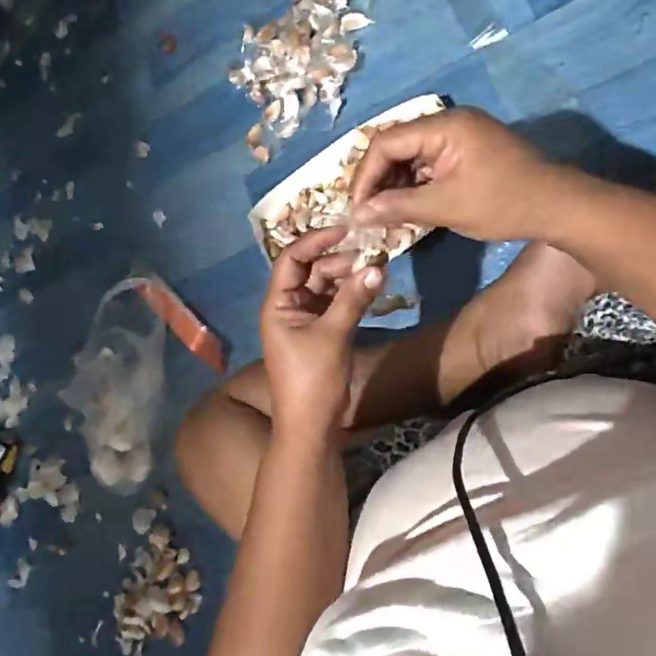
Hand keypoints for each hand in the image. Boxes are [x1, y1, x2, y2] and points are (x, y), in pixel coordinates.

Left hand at [260, 226, 387, 437]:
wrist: (311, 425)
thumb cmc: (312, 379)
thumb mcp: (333, 335)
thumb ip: (354, 298)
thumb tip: (378, 265)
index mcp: (277, 304)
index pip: (291, 259)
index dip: (316, 241)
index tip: (346, 229)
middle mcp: (287, 307)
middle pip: (311, 270)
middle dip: (339, 260)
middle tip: (371, 254)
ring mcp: (304, 319)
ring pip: (325, 286)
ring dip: (348, 276)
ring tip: (378, 267)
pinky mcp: (320, 332)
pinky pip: (335, 303)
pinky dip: (351, 294)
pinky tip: (373, 286)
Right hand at [349, 107, 571, 240]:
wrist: (561, 208)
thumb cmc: (504, 203)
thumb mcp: (445, 208)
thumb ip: (397, 207)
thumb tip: (357, 214)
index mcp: (444, 126)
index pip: (386, 142)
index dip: (365, 176)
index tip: (357, 207)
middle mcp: (449, 122)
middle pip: (395, 146)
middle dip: (377, 180)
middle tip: (366, 211)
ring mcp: (459, 136)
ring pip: (409, 156)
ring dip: (393, 184)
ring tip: (382, 213)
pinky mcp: (466, 151)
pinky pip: (427, 164)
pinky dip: (413, 185)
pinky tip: (405, 207)